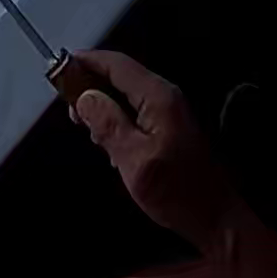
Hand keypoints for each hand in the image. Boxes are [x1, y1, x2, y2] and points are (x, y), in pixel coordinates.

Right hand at [70, 50, 241, 251]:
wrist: (214, 216)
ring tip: (87, 128)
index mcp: (157, 95)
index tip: (62, 65)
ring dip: (104, 105)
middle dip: (93, 86)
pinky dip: (117, 119)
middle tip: (71, 109)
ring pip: (126, 94)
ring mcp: (168, 109)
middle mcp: (164, 94)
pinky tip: (109, 143)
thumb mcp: (134, 160)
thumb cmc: (175, 190)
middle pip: (121, 76)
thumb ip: (109, 125)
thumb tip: (85, 97)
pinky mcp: (168, 125)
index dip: (88, 61)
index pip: (118, 64)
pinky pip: (135, 110)